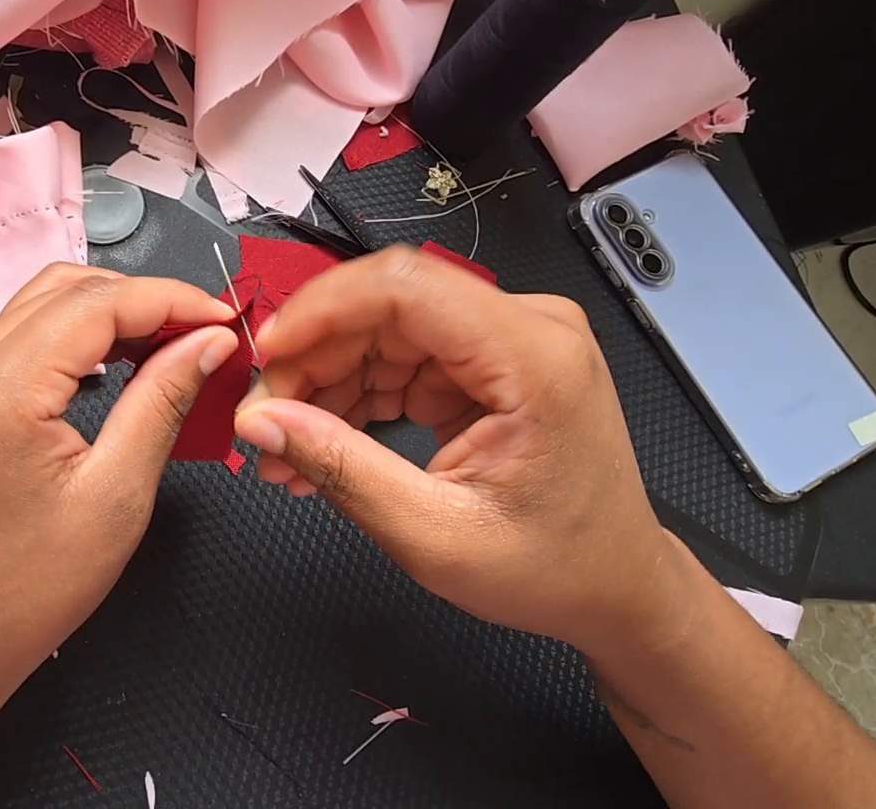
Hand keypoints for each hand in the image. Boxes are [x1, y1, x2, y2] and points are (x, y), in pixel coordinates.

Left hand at [0, 264, 238, 712]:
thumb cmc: (32, 585)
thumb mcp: (117, 494)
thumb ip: (162, 400)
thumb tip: (210, 341)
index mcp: (0, 387)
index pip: (97, 303)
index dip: (171, 300)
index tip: (225, 319)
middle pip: (70, 289)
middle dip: (146, 300)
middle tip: (205, 334)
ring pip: (47, 300)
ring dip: (114, 309)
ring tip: (173, 342)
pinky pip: (28, 331)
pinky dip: (81, 331)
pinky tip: (121, 357)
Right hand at [232, 246, 680, 653]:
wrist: (616, 587)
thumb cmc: (552, 569)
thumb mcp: (436, 535)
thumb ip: (342, 470)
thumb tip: (260, 423)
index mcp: (532, 356)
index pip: (404, 287)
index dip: (320, 309)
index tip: (264, 355)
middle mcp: (522, 326)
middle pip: (382, 308)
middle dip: (310, 360)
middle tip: (263, 422)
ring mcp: (501, 339)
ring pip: (377, 332)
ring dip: (322, 384)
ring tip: (283, 449)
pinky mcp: (480, 359)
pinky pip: (393, 357)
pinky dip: (350, 396)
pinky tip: (319, 441)